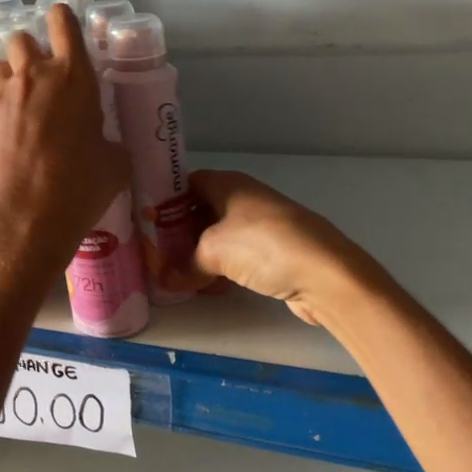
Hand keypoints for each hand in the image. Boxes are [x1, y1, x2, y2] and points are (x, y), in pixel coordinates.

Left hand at [0, 4, 127, 267]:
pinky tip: (11, 133)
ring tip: (24, 102)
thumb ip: (108, 141)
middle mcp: (34, 76)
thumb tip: (104, 145)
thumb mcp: (115, 165)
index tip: (63, 25)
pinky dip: (2, 107)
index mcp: (73, 76)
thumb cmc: (79, 187)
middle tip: (45, 76)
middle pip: (23, 38)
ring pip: (2, 65)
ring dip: (12, 75)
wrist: (21, 217)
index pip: (63, 23)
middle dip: (32, 49)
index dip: (63, 18)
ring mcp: (3, 96)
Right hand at [167, 170, 385, 325]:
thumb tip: (163, 279)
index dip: (164, 201)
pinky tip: (211, 288)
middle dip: (179, 234)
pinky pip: (239, 256)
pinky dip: (223, 269)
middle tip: (156, 255)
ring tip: (178, 276)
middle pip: (201, 211)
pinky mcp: (275, 251)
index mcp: (227, 183)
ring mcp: (261, 224)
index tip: (144, 224)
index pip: (185, 183)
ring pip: (219, 236)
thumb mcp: (213, 252)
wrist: (327, 273)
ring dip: (201, 255)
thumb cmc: (263, 245)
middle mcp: (243, 198)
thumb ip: (184, 264)